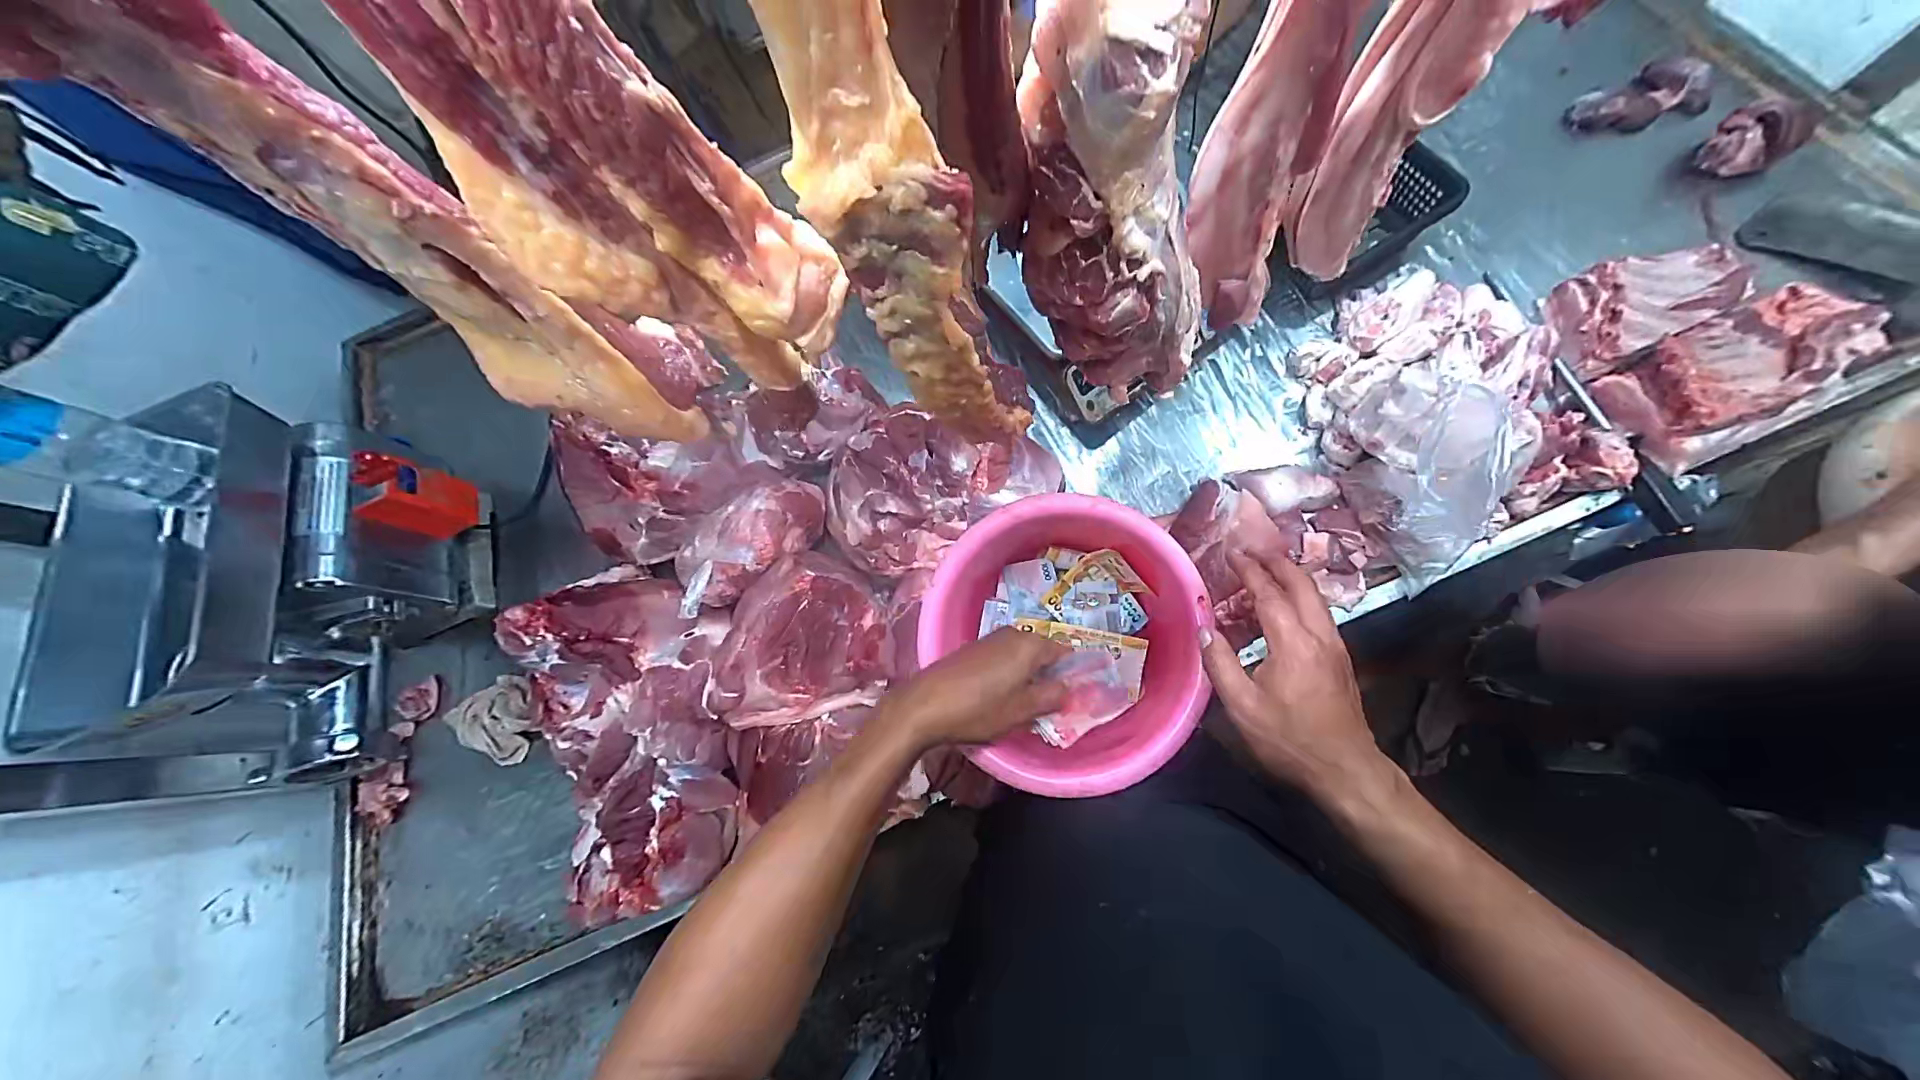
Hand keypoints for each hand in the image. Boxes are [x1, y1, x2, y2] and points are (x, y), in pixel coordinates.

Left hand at [876, 628, 1070, 749]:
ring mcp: (990, 640)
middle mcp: (1013, 634)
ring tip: (1027, 705)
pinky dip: (1010, 674)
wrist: (923, 706)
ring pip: (1023, 657)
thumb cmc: (978, 709)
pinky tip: (1002, 697)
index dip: (1074, 673)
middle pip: (1044, 653)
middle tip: (1052, 705)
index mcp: (1030, 644)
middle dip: (1050, 676)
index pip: (1066, 652)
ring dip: (1029, 676)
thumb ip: (1052, 697)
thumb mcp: (1022, 710)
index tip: (1076, 696)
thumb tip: (1070, 688)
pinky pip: (1004, 659)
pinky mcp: (973, 650)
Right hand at [1199, 545, 1384, 794]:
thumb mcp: (1242, 706)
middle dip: (1276, 562)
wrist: (1345, 767)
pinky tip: (1282, 606)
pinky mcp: (1339, 657)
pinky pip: (1317, 612)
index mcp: (1293, 643)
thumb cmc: (1288, 738)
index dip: (1249, 571)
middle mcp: (1319, 635)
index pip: (1270, 593)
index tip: (1232, 553)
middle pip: (1301, 584)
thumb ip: (1220, 663)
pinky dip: (1298, 597)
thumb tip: (1203, 629)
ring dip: (1290, 577)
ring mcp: (1335, 645)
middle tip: (1251, 550)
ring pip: (1314, 597)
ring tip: (1264, 569)